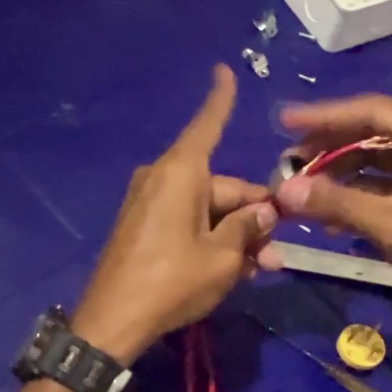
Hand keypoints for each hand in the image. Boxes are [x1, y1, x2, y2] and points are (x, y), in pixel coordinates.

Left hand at [71, 65, 276, 362]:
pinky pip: (186, 224)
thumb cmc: (172, 282)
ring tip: (262, 269)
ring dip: (236, 236)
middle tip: (278, 252)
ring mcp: (148, 205)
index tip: (224, 70)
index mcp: (181, 172)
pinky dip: (211, 241)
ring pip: (206, 211)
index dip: (222, 100)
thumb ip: (248, 228)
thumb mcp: (223, 258)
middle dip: (252, 216)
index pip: (208, 124)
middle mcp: (162, 179)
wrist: (113, 321)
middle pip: (220, 186)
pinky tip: (233, 270)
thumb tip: (265, 212)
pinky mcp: (141, 230)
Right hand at [274, 95, 391, 326]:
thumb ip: (337, 203)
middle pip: (372, 132)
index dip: (325, 116)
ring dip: (337, 173)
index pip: (374, 112)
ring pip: (373, 159)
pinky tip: (325, 214)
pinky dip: (354, 194)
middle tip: (287, 163)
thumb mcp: (390, 226)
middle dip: (328, 148)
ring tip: (300, 189)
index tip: (284, 122)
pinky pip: (381, 184)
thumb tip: (284, 190)